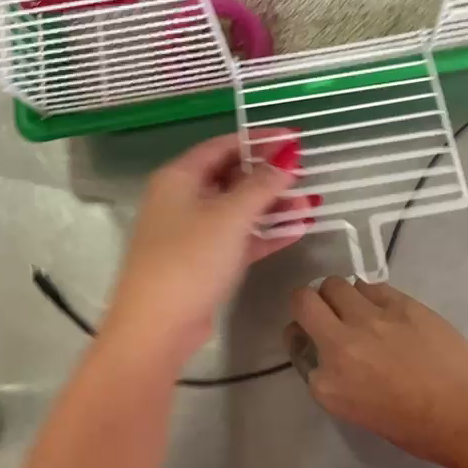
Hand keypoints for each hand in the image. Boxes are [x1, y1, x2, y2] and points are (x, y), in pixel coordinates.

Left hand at [106, 131, 316, 362]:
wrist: (156, 327)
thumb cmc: (190, 259)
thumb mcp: (230, 216)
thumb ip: (262, 185)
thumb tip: (286, 158)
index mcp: (179, 177)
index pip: (223, 145)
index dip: (259, 139)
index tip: (295, 139)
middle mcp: (182, 198)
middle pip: (231, 175)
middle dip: (269, 175)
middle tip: (305, 173)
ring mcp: (192, 232)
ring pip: (237, 209)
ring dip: (273, 205)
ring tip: (311, 204)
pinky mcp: (202, 262)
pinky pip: (239, 237)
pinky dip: (265, 232)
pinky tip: (297, 230)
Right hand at [288, 278, 467, 467]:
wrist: (465, 411)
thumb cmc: (414, 427)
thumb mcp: (356, 410)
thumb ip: (333, 377)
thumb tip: (329, 353)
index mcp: (327, 382)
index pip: (294, 342)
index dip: (302, 335)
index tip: (311, 337)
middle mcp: (339, 343)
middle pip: (303, 300)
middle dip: (308, 303)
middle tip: (326, 312)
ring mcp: (369, 318)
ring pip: (335, 284)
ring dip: (339, 294)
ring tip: (358, 308)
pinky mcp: (398, 302)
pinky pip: (369, 285)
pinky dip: (370, 294)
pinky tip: (385, 309)